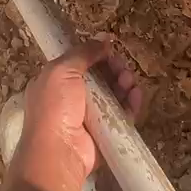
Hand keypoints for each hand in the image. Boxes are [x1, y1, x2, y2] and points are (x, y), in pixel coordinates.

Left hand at [10, 40, 141, 190]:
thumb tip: (104, 37)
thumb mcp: (62, 71)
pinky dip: (131, 103)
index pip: (80, 62)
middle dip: (114, 69)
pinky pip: (122, 113)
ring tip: (128, 82)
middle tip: (122, 68)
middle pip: (100, 77)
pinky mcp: (106, 132)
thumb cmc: (55, 107)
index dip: (96, 55)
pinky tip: (135, 95)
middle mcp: (72, 98)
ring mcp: (89, 116)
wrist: (59, 152)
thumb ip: (83, 53)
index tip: (110, 49)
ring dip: (124, 84)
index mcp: (56, 81)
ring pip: (114, 94)